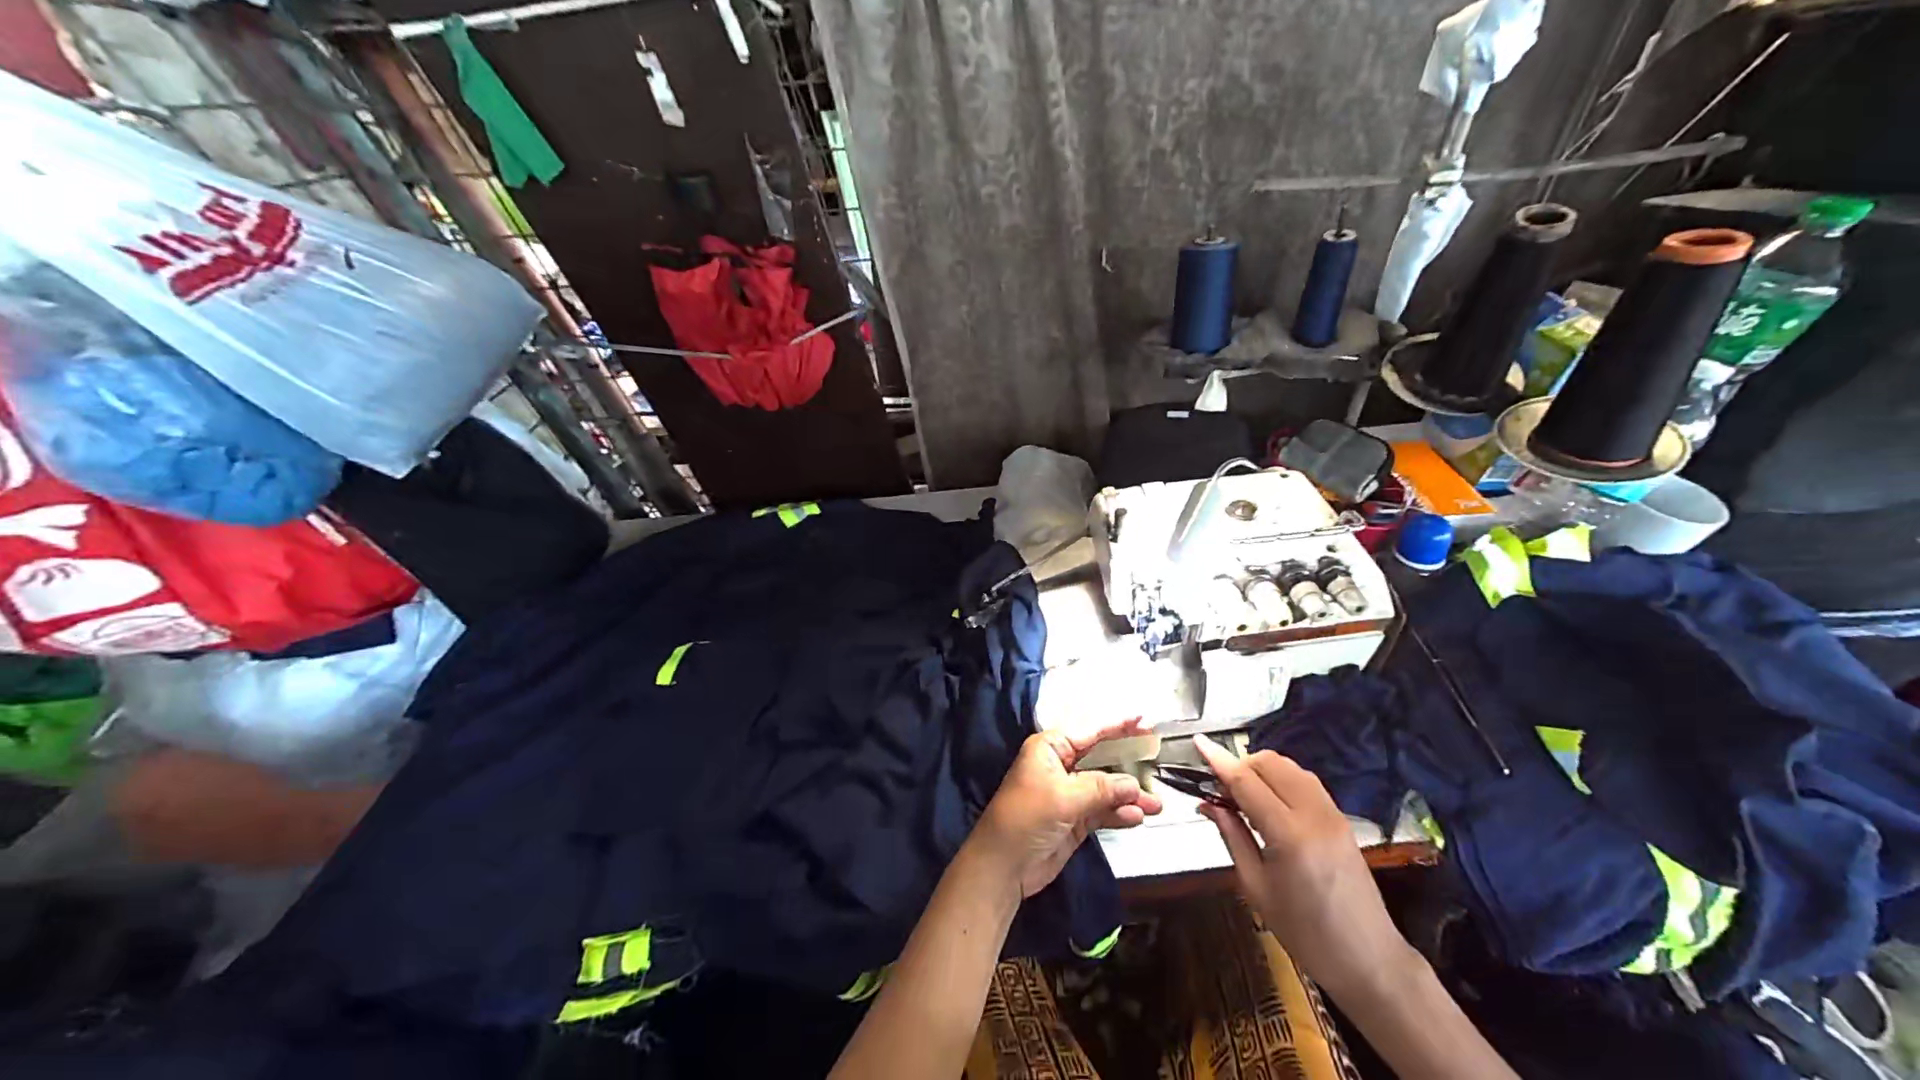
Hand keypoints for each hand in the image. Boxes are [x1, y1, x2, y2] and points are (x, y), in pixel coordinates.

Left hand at [970, 719, 1164, 897]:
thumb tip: (1134, 785)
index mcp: (1049, 749)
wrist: (1004, 866)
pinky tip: (1138, 817)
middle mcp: (1060, 767)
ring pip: (1106, 788)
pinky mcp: (1075, 820)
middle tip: (1157, 754)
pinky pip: (1103, 811)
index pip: (1089, 732)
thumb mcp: (1064, 798)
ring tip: (1156, 805)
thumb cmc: (1026, 817)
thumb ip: (1101, 789)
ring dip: (1130, 796)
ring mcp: (1069, 794)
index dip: (1117, 726)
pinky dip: (1120, 813)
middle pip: (1101, 758)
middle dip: (1128, 760)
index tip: (1144, 719)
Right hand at [1193, 734, 1420, 998]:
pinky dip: (1282, 779)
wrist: (1368, 959)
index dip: (1218, 760)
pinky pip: (1306, 781)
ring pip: (1290, 767)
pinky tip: (1269, 800)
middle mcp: (1314, 815)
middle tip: (1220, 789)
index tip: (1198, 743)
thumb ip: (1232, 836)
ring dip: (1262, 769)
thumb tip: (1208, 804)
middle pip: (1270, 763)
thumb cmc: (1305, 932)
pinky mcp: (1341, 818)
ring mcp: (1333, 814)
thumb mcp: (1256, 887)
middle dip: (1240, 765)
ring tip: (1242, 795)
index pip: (1246, 782)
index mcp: (1289, 835)